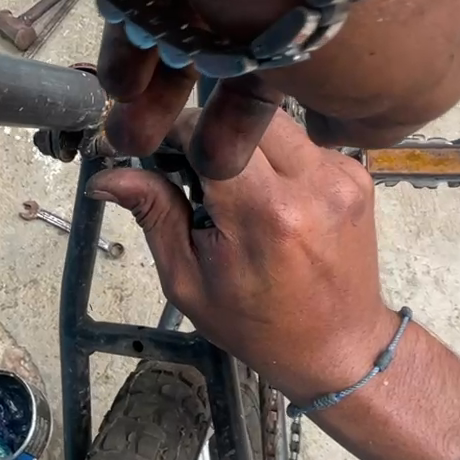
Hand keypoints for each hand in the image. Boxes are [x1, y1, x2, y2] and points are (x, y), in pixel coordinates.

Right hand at [85, 107, 397, 402]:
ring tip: (224, 177)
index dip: (173, 131)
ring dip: (238, 135)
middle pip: (243, 113)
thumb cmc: (254, 322)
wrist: (340, 346)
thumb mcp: (186, 278)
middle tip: (185, 159)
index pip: (208, 132)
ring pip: (273, 119)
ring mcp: (341, 174)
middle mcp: (311, 184)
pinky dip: (270, 152)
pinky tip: (262, 187)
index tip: (156, 147)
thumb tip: (103, 177)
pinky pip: (299, 139)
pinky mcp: (356, 173)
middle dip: (206, 126)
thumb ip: (153, 214)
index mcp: (264, 214)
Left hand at [98, 0, 459, 177]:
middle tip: (194, 151)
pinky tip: (119, 82)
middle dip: (236, 94)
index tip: (287, 133)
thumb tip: (345, 124)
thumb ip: (396, 104)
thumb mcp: (422, 72)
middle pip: (290, 4)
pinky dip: (143, 18)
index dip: (330, 87)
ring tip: (133, 134)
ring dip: (176, 74)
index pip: (389, 12)